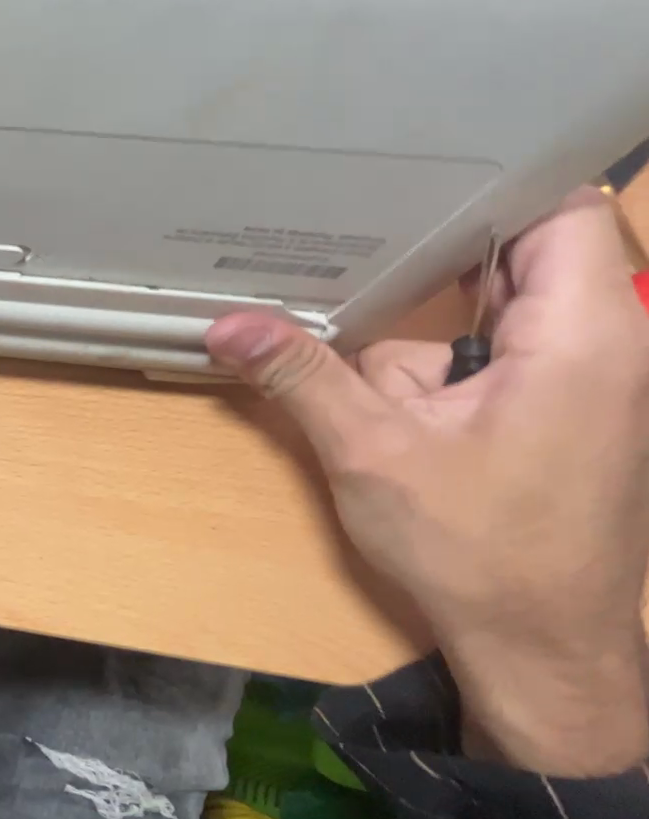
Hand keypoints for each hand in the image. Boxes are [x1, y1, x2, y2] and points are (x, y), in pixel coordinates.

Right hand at [207, 188, 648, 776]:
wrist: (538, 640)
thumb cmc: (478, 546)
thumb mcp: (373, 453)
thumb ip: (303, 377)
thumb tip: (225, 324)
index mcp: (585, 338)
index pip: (564, 217)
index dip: (495, 188)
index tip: (404, 177)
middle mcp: (594, 344)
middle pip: (510, 257)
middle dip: (425, 250)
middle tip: (334, 230)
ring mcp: (566, 379)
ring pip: (480, 310)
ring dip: (411, 317)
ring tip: (332, 308)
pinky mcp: (538, 408)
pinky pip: (473, 352)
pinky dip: (420, 357)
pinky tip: (366, 381)